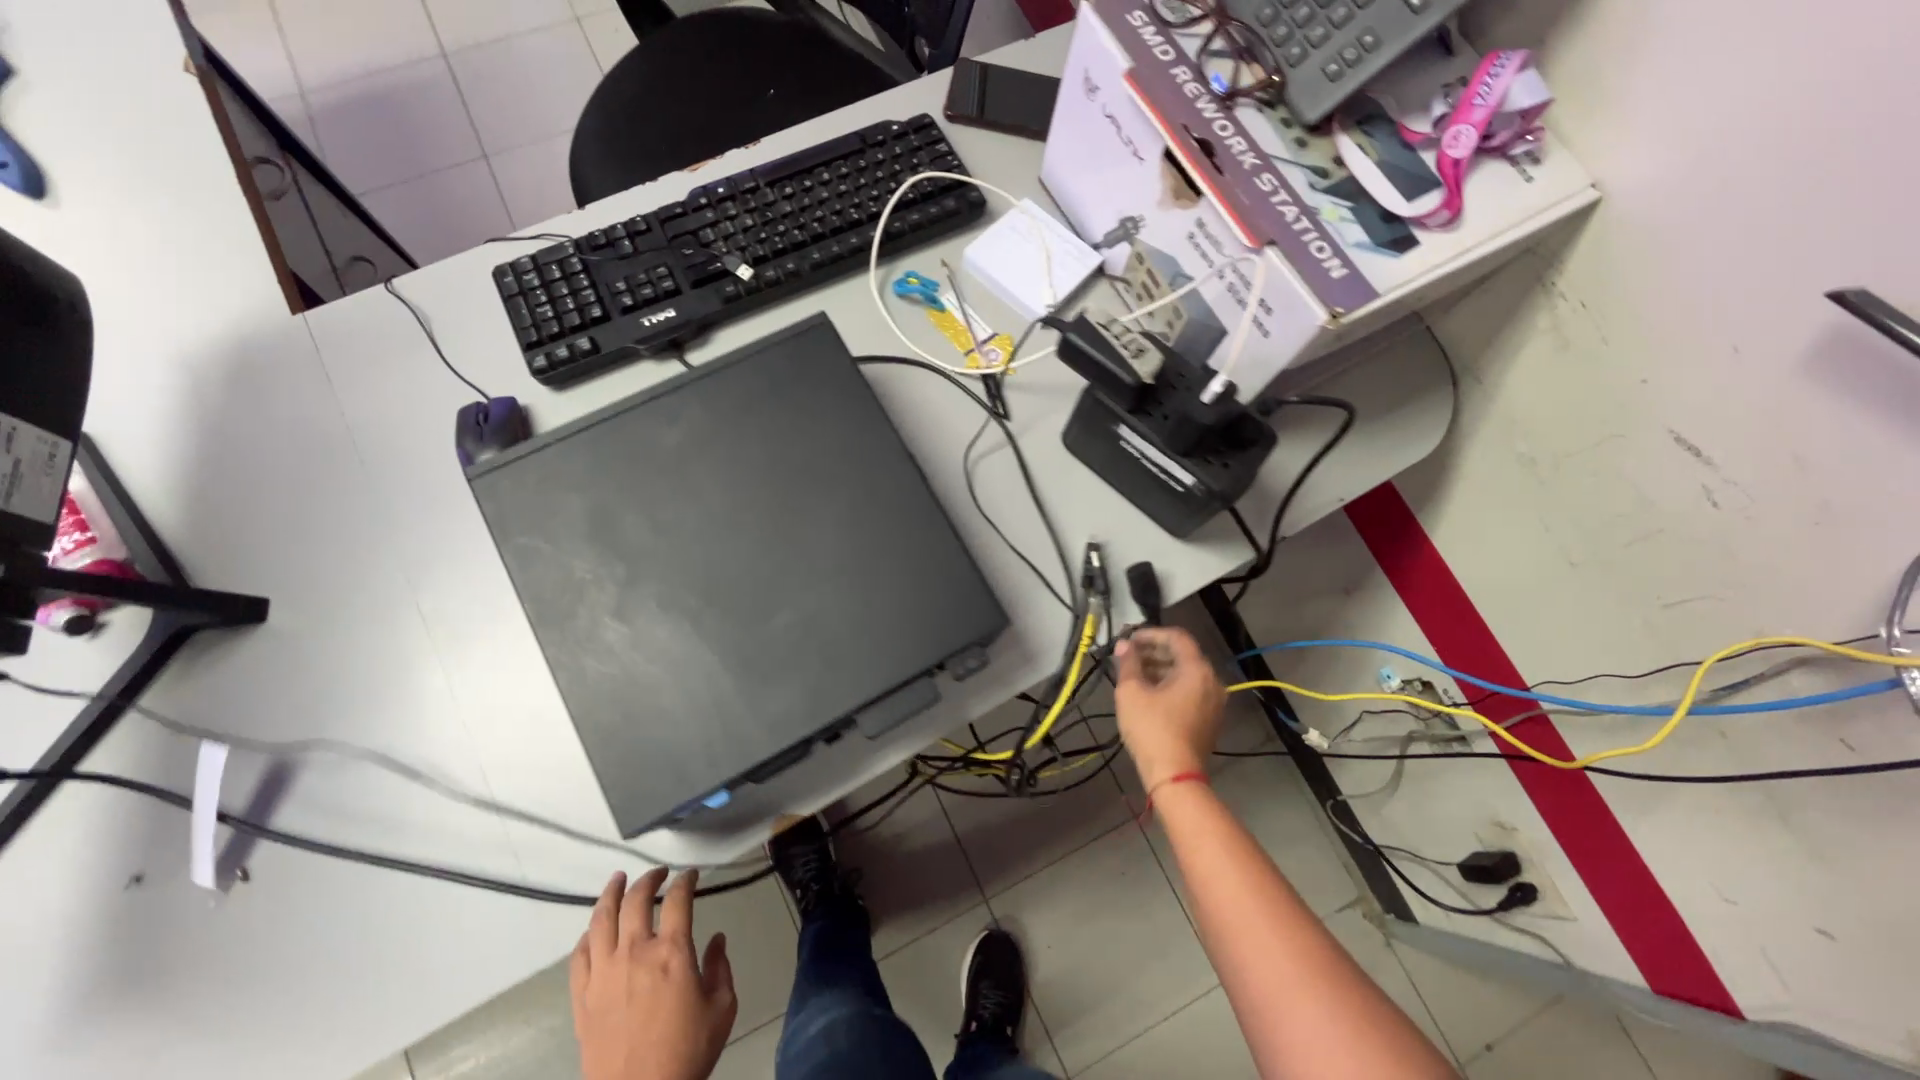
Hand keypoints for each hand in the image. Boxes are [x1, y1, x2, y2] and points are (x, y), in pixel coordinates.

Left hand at [571, 868, 737, 1079]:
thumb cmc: (687, 1053)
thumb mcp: (722, 1009)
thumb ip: (721, 968)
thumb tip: (717, 940)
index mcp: (672, 952)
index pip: (678, 900)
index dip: (686, 881)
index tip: (691, 876)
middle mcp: (634, 952)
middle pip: (635, 900)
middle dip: (648, 879)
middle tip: (657, 874)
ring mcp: (603, 973)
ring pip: (601, 918)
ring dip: (611, 893)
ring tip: (618, 880)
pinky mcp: (582, 995)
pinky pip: (580, 954)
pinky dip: (589, 934)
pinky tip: (594, 929)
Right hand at [1113, 627, 1225, 791]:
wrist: (1175, 776)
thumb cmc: (1151, 729)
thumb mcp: (1131, 693)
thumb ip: (1128, 663)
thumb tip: (1124, 645)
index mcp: (1197, 670)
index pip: (1177, 637)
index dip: (1151, 634)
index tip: (1129, 639)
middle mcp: (1212, 682)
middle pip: (1184, 656)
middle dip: (1154, 652)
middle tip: (1129, 657)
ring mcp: (1214, 702)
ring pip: (1187, 675)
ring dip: (1161, 670)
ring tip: (1135, 676)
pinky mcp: (1210, 720)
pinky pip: (1191, 692)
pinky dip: (1171, 687)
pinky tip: (1150, 695)